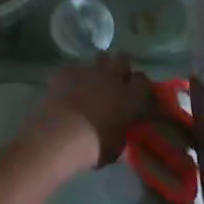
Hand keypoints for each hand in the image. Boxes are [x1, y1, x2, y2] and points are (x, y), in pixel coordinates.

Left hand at [18, 54, 151, 171]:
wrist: (61, 134)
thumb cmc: (94, 146)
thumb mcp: (117, 146)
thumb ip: (122, 132)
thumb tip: (121, 129)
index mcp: (129, 97)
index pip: (143, 81)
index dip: (140, 85)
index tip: (135, 92)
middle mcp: (111, 78)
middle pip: (123, 59)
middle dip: (122, 65)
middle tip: (116, 77)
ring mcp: (89, 71)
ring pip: (100, 57)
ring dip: (100, 65)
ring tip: (94, 79)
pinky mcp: (68, 70)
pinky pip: (76, 68)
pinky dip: (76, 75)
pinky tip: (70, 87)